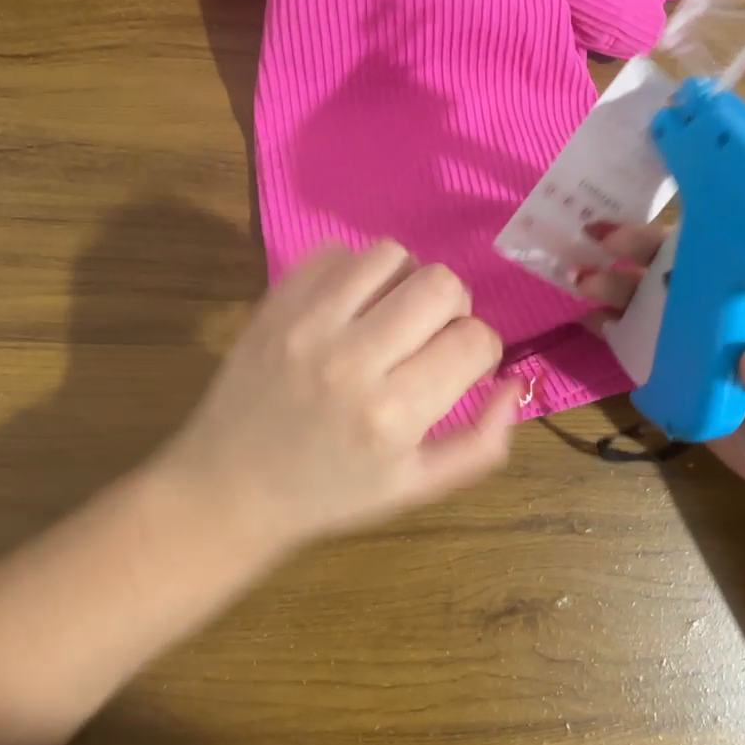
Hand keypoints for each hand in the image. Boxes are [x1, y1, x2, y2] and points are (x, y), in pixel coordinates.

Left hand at [158, 240, 520, 548]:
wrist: (228, 488)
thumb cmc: (330, 493)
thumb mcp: (417, 488)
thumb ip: (483, 441)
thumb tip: (516, 381)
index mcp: (394, 414)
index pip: (475, 340)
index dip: (480, 350)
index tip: (459, 366)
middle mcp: (354, 359)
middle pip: (441, 284)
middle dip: (452, 307)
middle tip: (429, 335)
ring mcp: (307, 323)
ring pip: (391, 254)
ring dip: (404, 281)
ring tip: (388, 315)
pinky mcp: (274, 302)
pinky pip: (335, 251)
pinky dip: (354, 272)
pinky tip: (348, 307)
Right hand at [577, 223, 744, 493]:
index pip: (726, 246)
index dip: (686, 229)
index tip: (655, 223)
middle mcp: (728, 305)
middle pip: (676, 264)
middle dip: (636, 248)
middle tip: (595, 241)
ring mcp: (698, 337)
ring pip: (650, 298)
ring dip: (615, 284)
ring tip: (581, 280)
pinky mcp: (675, 371)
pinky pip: (637, 342)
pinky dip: (610, 327)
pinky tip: (586, 318)